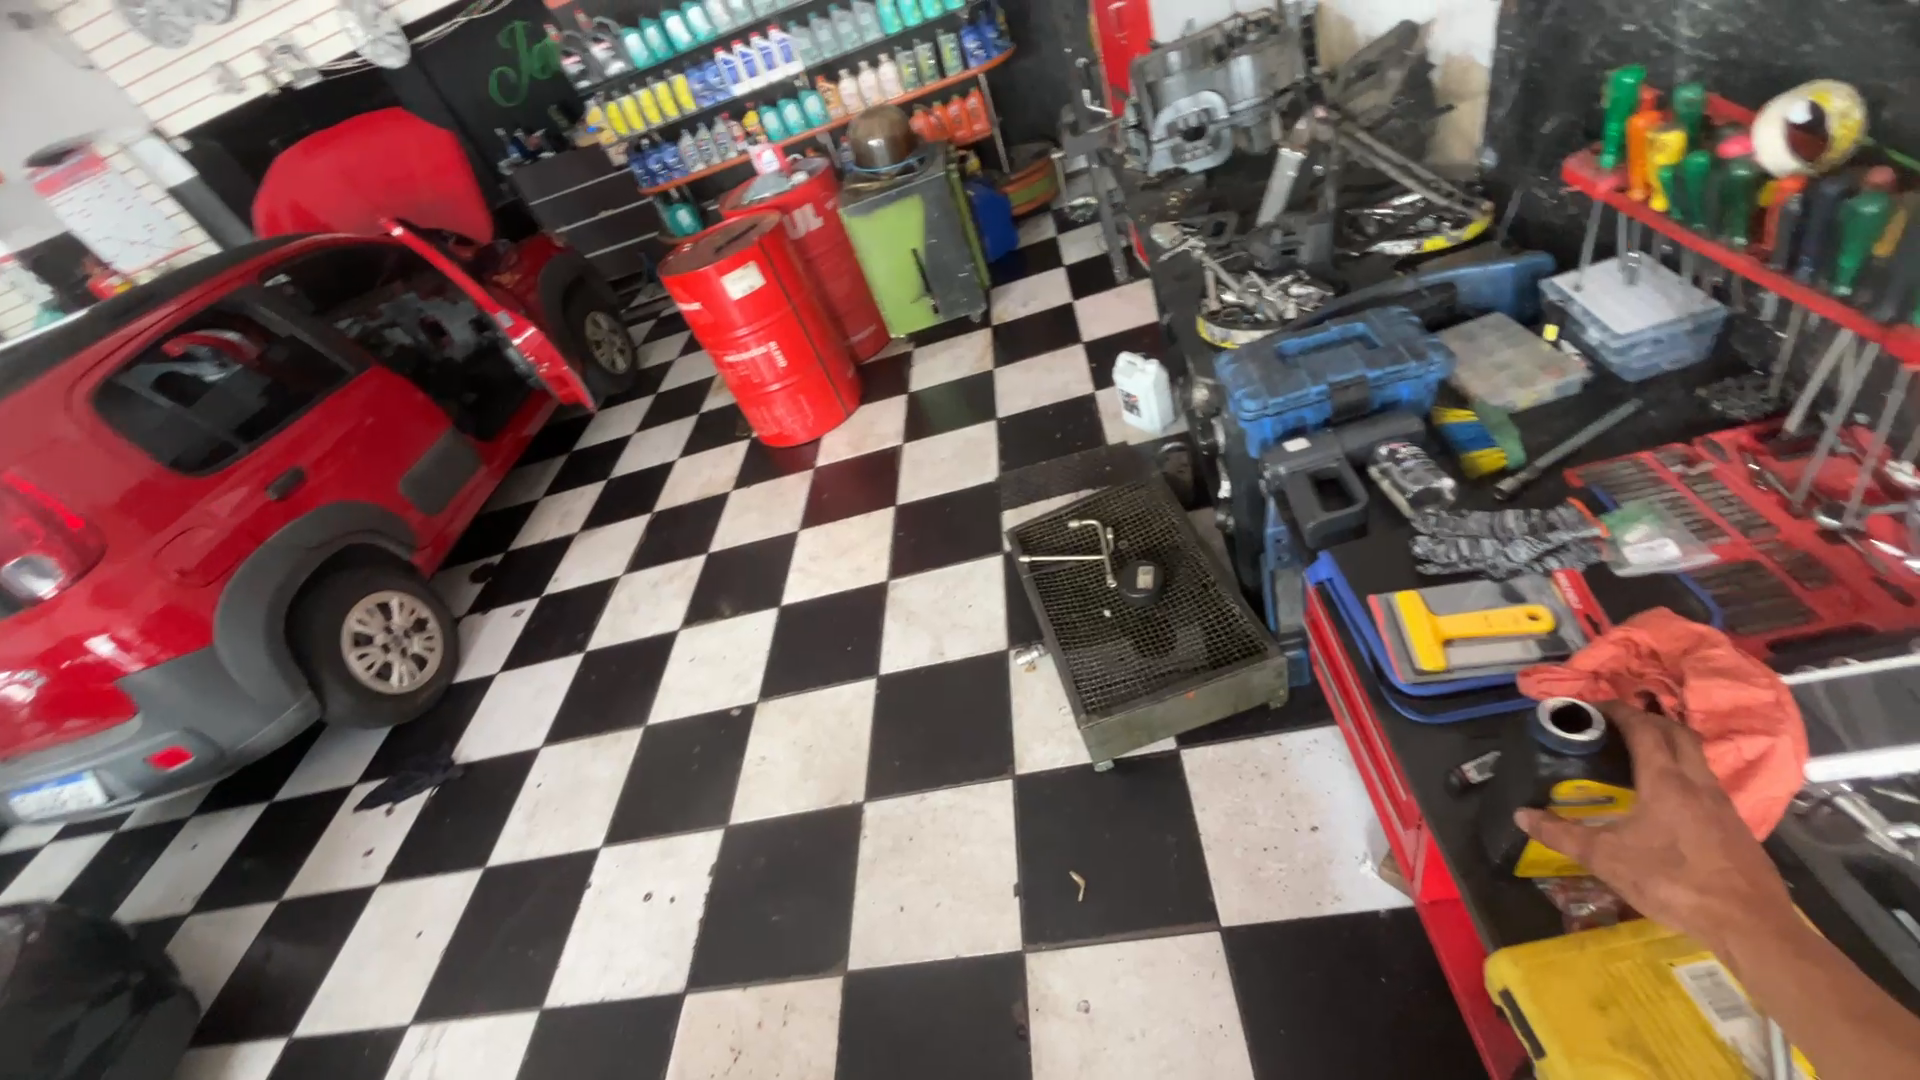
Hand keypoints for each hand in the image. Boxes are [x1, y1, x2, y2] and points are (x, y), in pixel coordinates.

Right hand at [1514, 701, 1796, 948]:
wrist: (1751, 926)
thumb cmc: (1673, 882)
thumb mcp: (1605, 858)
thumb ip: (1561, 834)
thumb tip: (1521, 815)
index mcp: (1666, 782)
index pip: (1643, 729)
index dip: (1618, 711)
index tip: (1593, 707)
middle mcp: (1698, 784)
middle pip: (1677, 734)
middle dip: (1646, 720)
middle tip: (1615, 723)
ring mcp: (1723, 805)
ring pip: (1696, 758)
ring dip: (1668, 745)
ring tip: (1637, 754)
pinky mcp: (1735, 827)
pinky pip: (1705, 783)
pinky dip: (1682, 772)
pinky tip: (1665, 798)